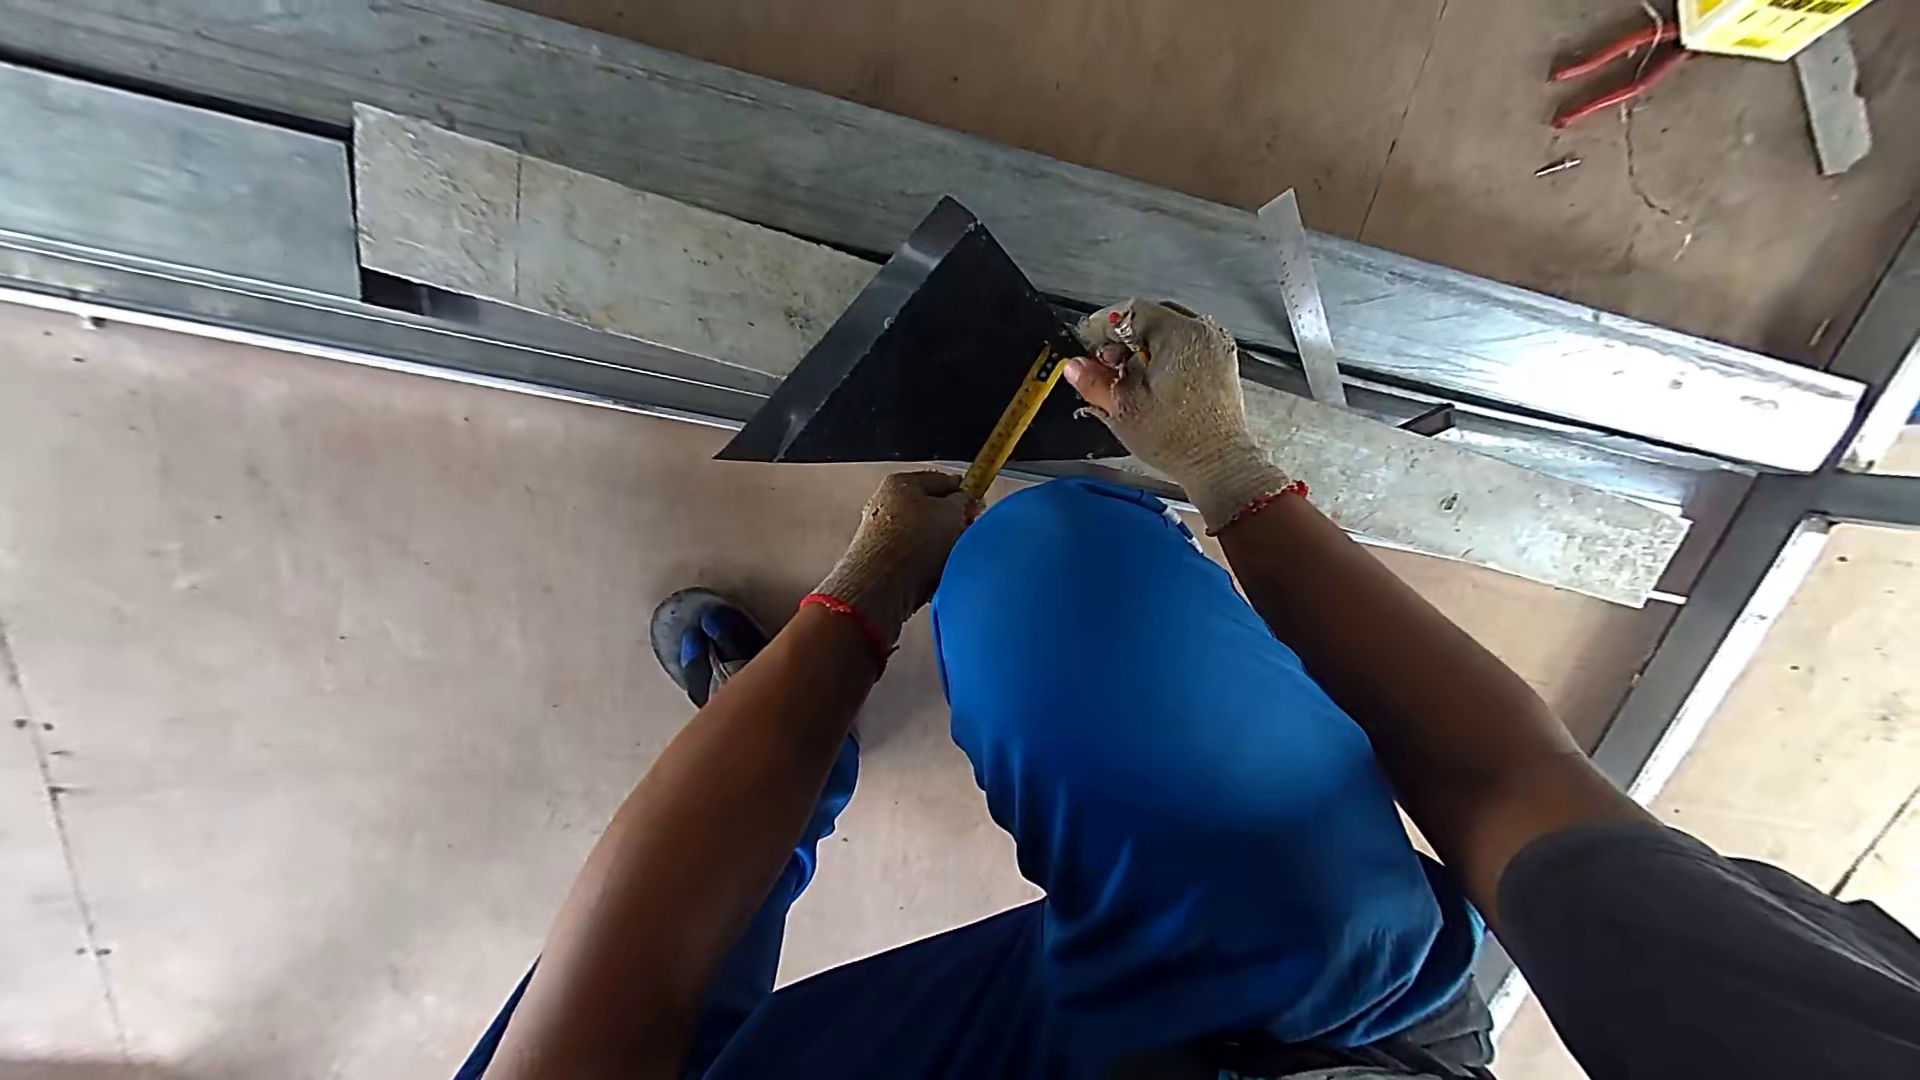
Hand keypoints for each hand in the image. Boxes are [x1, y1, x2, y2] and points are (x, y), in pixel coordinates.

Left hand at [814, 471, 975, 647]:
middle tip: (969, 535)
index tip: (980, 507)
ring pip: (928, 538)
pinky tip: (938, 575)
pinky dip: (930, 567)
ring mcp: (884, 536)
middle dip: (955, 524)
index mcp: (901, 484)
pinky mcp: (884, 564)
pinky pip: (917, 560)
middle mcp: (887, 505)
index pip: (942, 480)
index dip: (964, 493)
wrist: (882, 587)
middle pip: (934, 510)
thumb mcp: (951, 513)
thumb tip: (966, 500)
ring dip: (945, 548)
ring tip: (954, 558)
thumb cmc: (915, 542)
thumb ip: (963, 501)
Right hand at [1064, 299, 1290, 528]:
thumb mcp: (1124, 409)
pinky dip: (1163, 359)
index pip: (1131, 311)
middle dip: (1123, 340)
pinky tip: (1150, 386)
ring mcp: (1214, 350)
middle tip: (1105, 365)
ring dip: (1142, 350)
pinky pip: (1184, 350)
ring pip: (1168, 334)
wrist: (1217, 464)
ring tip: (1128, 379)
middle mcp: (1202, 334)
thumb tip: (1074, 366)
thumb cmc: (1177, 438)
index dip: (1103, 327)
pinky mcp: (1219, 367)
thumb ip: (1093, 382)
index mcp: (1179, 334)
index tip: (1087, 345)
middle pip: (1151, 320)